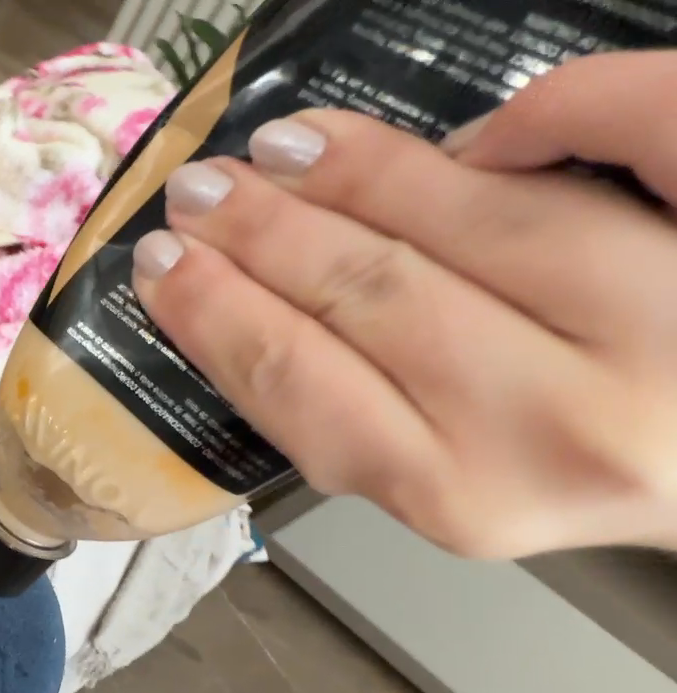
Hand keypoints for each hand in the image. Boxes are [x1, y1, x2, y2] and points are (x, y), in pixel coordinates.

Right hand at [130, 50, 676, 558]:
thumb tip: (252, 300)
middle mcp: (557, 429)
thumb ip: (350, 412)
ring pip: (484, 222)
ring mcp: (666, 338)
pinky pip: (660, 133)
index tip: (159, 261)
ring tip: (282, 147)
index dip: (212, 308)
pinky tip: (487, 125)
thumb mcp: (441, 480)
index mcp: (456, 495)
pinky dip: (567, 106)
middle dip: (261, 230)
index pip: (295, 380)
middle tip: (198, 189)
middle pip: (368, 295)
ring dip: (359, 171)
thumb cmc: (573, 471)